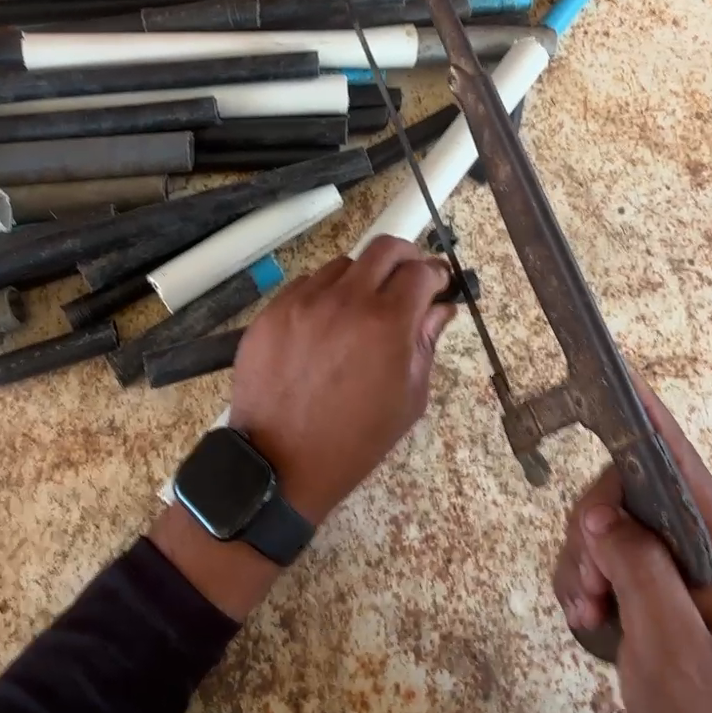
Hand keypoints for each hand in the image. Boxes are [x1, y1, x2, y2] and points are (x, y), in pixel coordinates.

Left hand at [228, 236, 456, 523]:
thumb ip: (426, 343)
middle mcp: (344, 300)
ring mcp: (303, 302)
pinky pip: (306, 286)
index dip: (436, 274)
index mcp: (386, 323)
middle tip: (409, 278)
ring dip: (361, 279)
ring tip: (361, 310)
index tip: (438, 283)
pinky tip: (325, 326)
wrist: (280, 464)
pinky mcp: (271, 311)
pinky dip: (324, 296)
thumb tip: (440, 309)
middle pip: (384, 248)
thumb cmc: (355, 439)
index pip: (421, 271)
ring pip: (342, 265)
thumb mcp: (409, 398)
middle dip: (405, 257)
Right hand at [553, 380, 711, 712]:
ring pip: (608, 525)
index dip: (648, 418)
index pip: (682, 464)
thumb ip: (640, 568)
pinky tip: (589, 616)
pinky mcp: (655, 584)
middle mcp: (706, 544)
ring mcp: (680, 564)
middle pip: (628, 493)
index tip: (620, 378)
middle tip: (587, 581)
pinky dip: (584, 580)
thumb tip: (603, 517)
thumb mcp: (672, 644)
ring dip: (584, 563)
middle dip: (593, 530)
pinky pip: (603, 556)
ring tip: (588, 611)